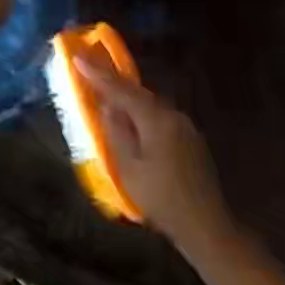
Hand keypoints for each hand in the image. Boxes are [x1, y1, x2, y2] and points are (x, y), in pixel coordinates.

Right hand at [79, 59, 228, 243]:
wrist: (207, 227)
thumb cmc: (161, 200)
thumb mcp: (128, 168)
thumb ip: (116, 133)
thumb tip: (107, 107)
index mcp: (155, 120)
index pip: (121, 90)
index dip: (98, 74)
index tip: (78, 57)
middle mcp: (172, 115)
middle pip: (137, 92)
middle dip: (113, 82)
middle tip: (90, 71)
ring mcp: (185, 126)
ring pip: (149, 104)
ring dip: (128, 98)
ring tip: (107, 94)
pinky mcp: (190, 138)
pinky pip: (159, 116)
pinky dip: (142, 112)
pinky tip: (132, 120)